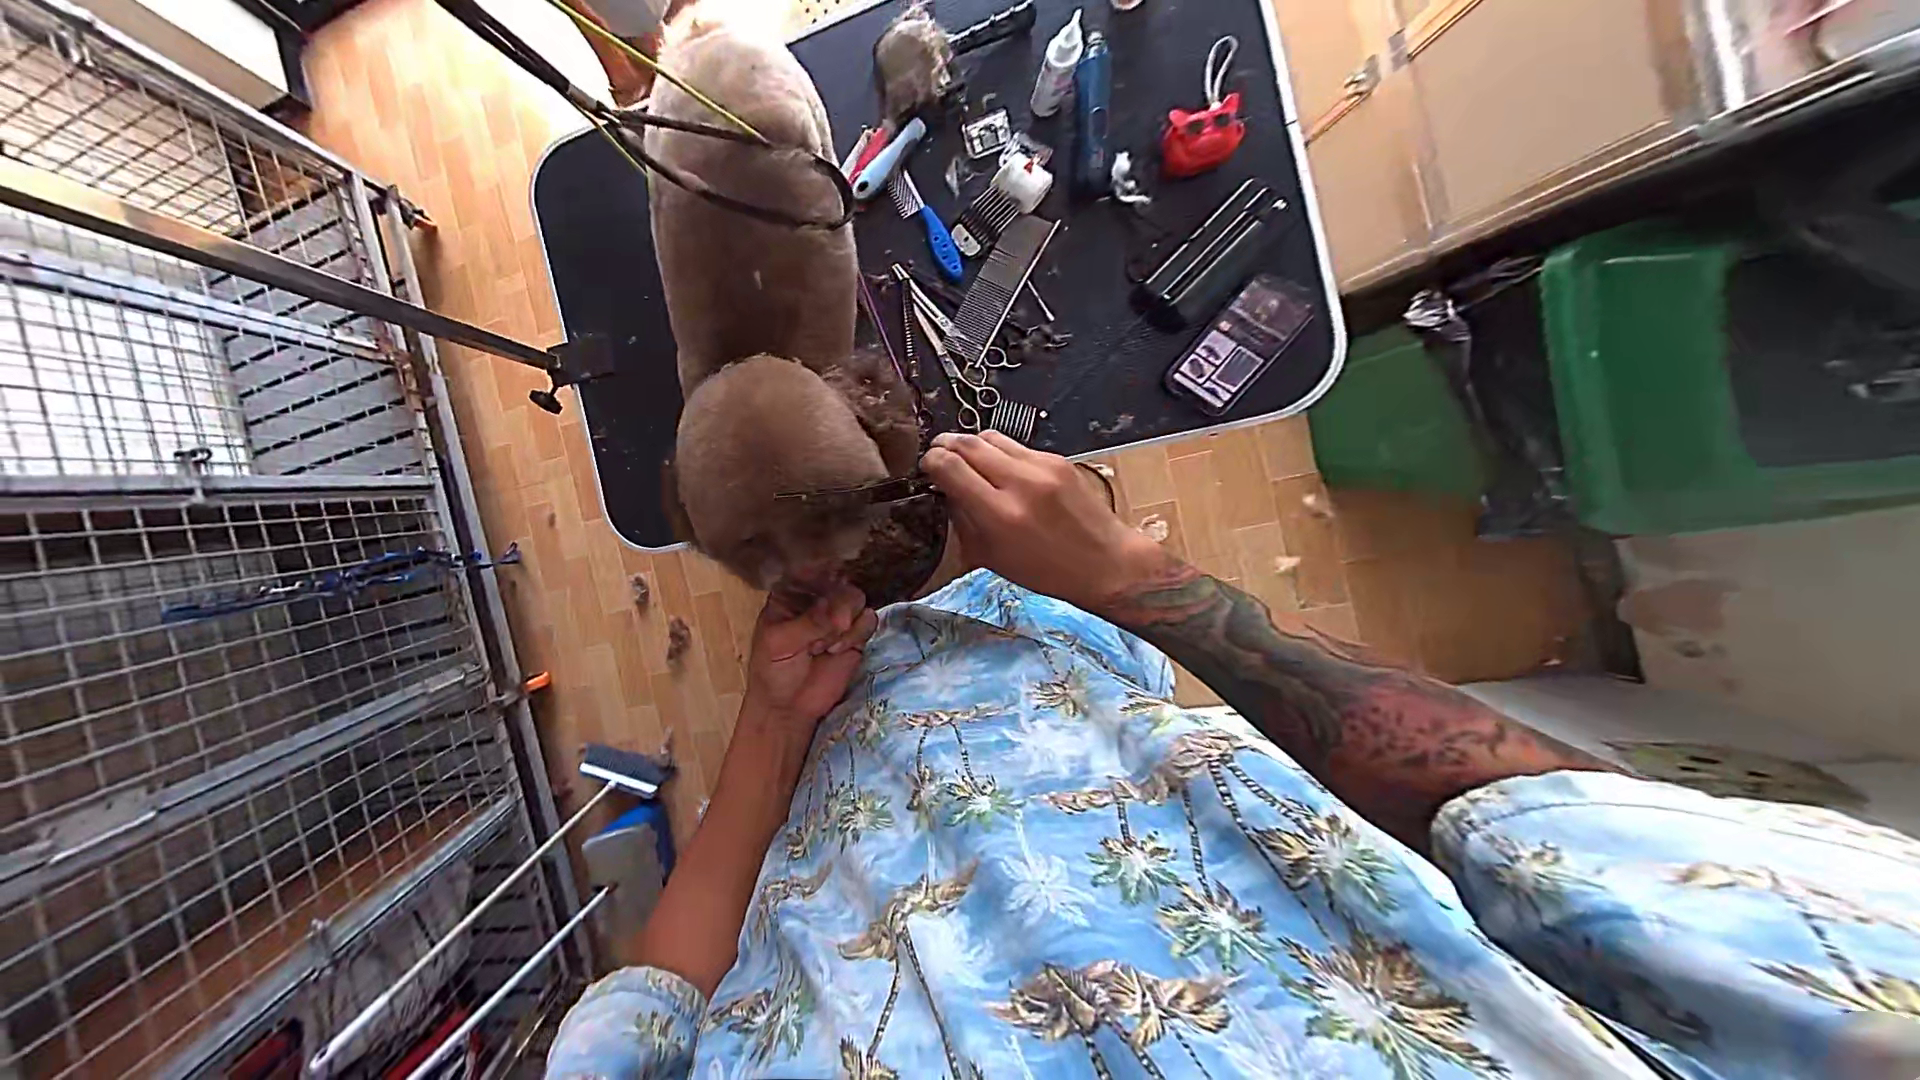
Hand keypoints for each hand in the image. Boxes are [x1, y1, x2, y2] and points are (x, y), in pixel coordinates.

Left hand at [742, 584, 877, 731]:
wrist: (790, 707)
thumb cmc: (773, 670)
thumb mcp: (780, 643)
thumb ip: (809, 623)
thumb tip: (840, 614)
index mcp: (791, 591)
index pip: (809, 567)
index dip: (821, 572)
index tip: (824, 590)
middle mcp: (817, 596)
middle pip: (840, 582)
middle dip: (837, 607)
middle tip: (828, 630)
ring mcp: (839, 613)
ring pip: (857, 598)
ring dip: (845, 624)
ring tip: (824, 647)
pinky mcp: (856, 633)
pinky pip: (869, 619)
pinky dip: (856, 635)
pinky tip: (837, 651)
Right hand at [921, 431, 1170, 613]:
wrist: (1106, 562)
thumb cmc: (1046, 571)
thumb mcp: (992, 557)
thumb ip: (964, 519)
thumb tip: (945, 489)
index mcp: (1000, 514)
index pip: (950, 466)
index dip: (930, 462)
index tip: (927, 468)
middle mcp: (1020, 483)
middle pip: (968, 442)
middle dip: (946, 444)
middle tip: (938, 454)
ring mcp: (1042, 467)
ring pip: (992, 435)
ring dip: (971, 443)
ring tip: (966, 458)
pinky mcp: (1058, 460)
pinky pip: (1017, 446)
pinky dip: (1000, 453)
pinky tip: (1000, 469)